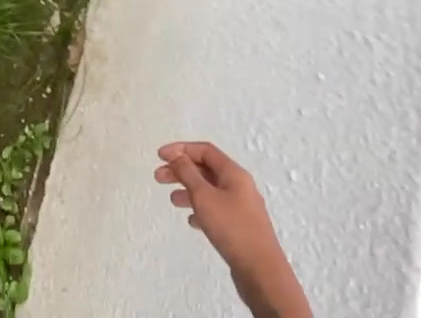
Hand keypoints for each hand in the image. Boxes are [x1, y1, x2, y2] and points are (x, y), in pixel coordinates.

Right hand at [154, 141, 278, 268]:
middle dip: (181, 170)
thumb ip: (187, 173)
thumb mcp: (203, 196)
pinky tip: (192, 221)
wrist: (261, 272)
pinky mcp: (241, 227)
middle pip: (206, 169)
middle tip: (159, 177)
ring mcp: (242, 208)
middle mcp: (240, 187)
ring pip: (210, 190)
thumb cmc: (231, 228)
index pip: (205, 150)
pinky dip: (201, 210)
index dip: (180, 149)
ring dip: (189, 191)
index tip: (160, 156)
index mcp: (234, 174)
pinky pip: (216, 210)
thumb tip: (178, 156)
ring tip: (172, 200)